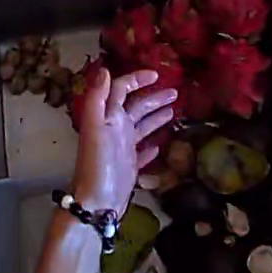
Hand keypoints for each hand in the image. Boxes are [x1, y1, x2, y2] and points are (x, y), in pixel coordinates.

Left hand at [70, 66, 176, 214]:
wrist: (97, 203)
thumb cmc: (98, 163)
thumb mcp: (96, 126)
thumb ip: (98, 97)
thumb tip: (104, 69)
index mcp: (108, 116)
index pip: (121, 89)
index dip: (137, 79)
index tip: (156, 75)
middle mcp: (115, 128)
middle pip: (136, 106)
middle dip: (153, 97)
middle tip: (175, 92)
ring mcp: (123, 147)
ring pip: (142, 125)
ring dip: (156, 116)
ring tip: (174, 110)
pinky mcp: (130, 165)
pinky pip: (143, 150)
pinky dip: (151, 145)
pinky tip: (161, 145)